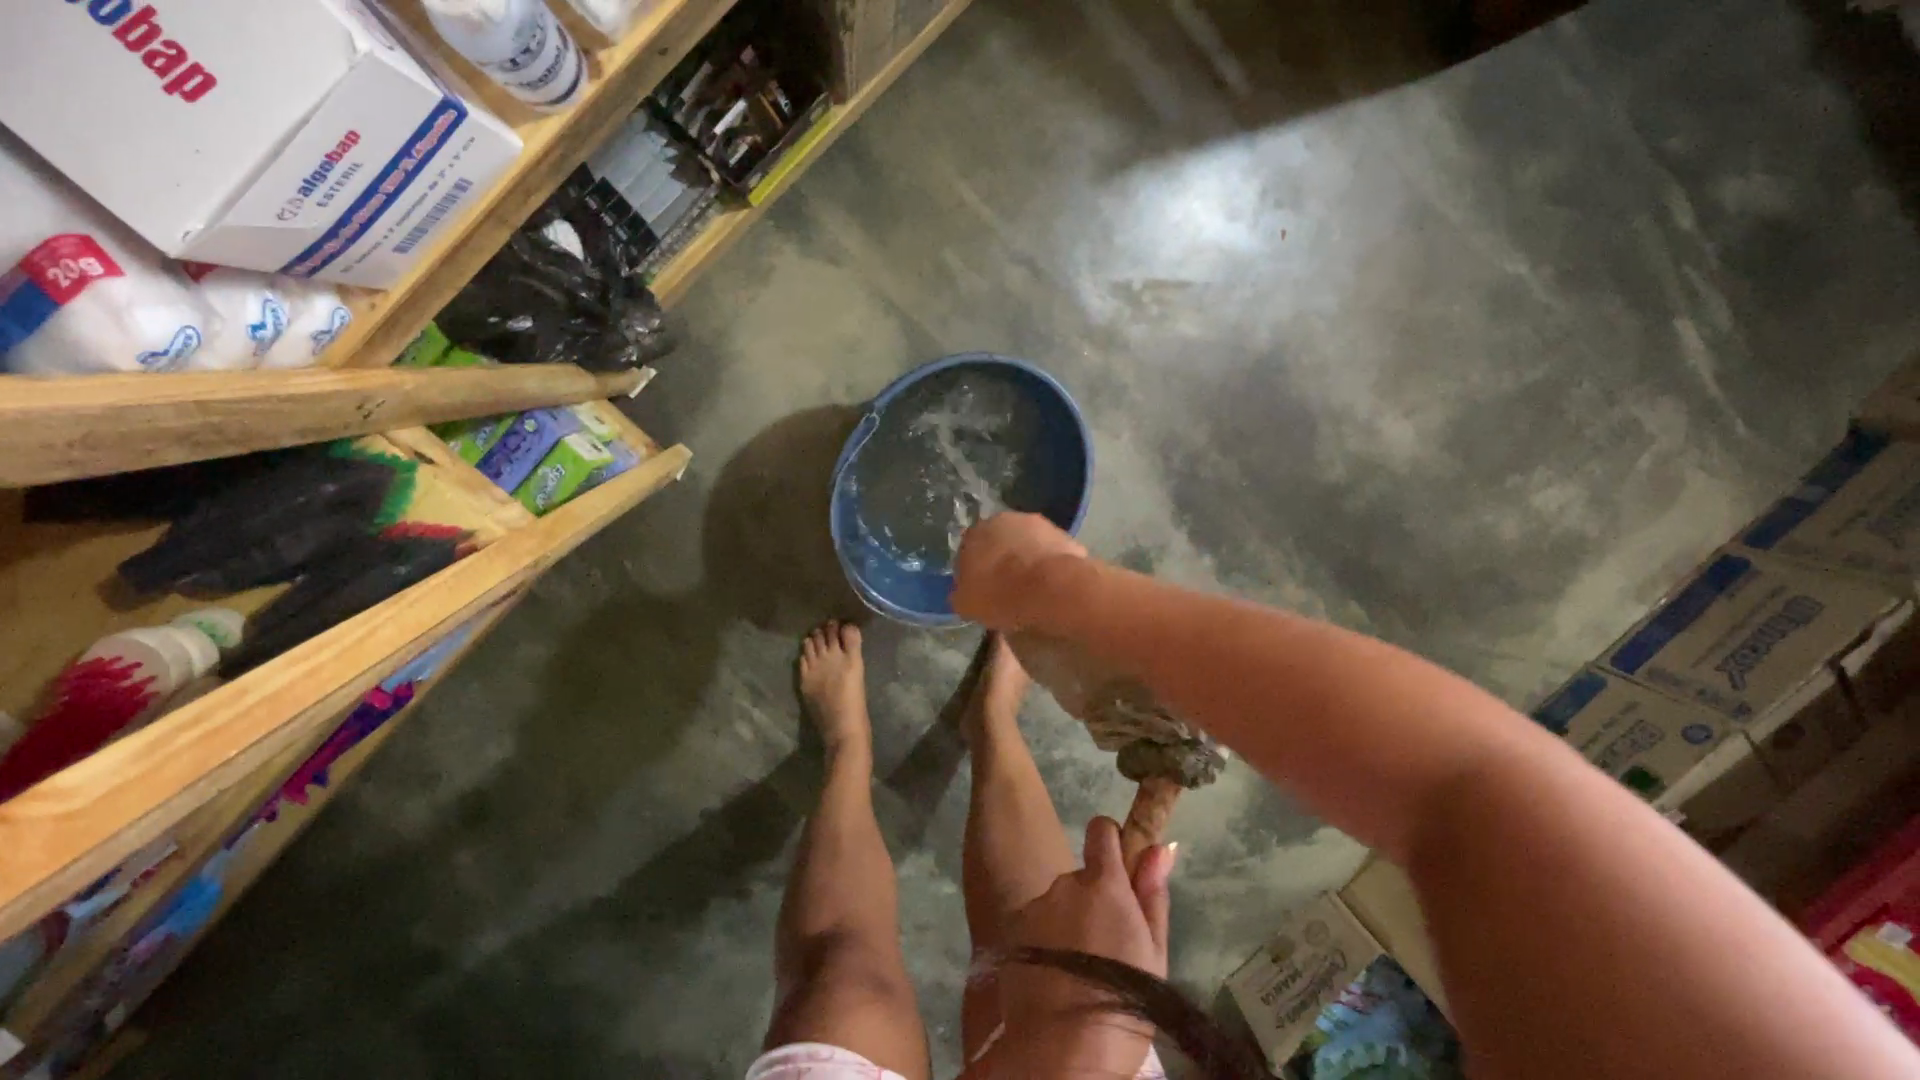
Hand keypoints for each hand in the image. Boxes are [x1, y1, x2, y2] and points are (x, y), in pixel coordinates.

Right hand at [952, 512, 1086, 628]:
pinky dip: (1049, 568)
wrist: (1051, 590)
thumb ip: (962, 593)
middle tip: (1006, 590)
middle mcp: (1005, 520)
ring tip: (1031, 592)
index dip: (975, 572)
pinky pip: (1050, 555)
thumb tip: (964, 593)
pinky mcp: (1065, 536)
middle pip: (1000, 543)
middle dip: (1001, 562)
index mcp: (975, 532)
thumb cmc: (1000, 595)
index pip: (969, 550)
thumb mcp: (966, 605)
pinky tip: (1051, 589)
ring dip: (1027, 563)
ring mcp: (1039, 525)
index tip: (981, 591)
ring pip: (1027, 546)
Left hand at [996, 818, 1175, 1074]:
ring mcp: (1034, 908)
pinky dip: (1044, 942)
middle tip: (1105, 946)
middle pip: (1081, 877)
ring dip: (1067, 922)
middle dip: (1092, 899)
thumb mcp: (1153, 952)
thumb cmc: (1123, 1004)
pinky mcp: (1011, 933)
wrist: (1064, 1053)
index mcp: (1104, 884)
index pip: (1102, 830)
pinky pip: (1034, 925)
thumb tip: (1161, 847)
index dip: (1112, 842)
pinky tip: (1054, 977)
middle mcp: (1065, 885)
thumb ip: (1153, 894)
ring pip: (1056, 903)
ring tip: (1078, 970)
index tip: (1120, 867)